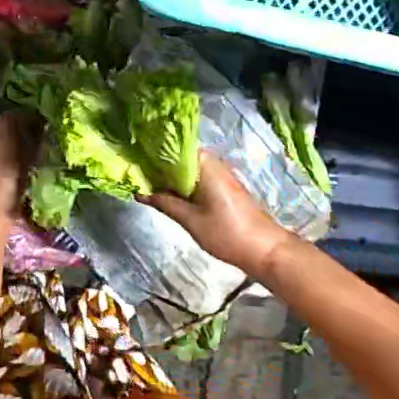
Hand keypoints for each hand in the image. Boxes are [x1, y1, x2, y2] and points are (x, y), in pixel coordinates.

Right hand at [142, 152, 293, 274]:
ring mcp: (218, 174)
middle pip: (177, 156)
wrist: (268, 251)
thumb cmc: (228, 232)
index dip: (150, 148)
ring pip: (185, 167)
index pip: (171, 146)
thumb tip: (138, 192)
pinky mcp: (222, 187)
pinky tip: (164, 190)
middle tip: (132, 168)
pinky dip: (179, 181)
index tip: (130, 152)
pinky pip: (194, 176)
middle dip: (156, 162)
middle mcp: (212, 162)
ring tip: (143, 178)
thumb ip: (163, 202)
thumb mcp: (189, 219)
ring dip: (167, 173)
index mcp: (204, 164)